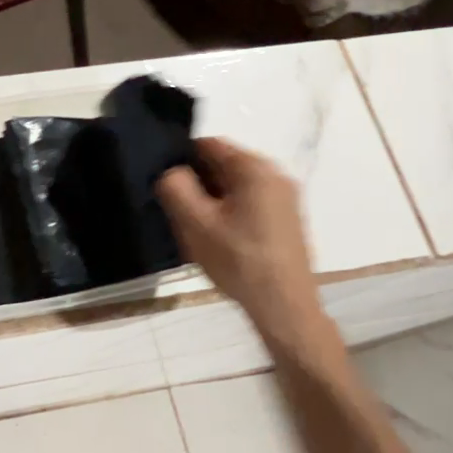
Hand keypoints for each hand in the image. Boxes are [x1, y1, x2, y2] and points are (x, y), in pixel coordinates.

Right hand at [158, 139, 321, 339]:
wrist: (285, 307)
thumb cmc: (238, 261)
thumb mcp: (195, 223)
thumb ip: (175, 187)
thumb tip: (170, 172)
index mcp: (255, 168)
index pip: (208, 145)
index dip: (181, 160)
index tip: (165, 186)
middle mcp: (275, 174)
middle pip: (223, 165)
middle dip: (198, 183)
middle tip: (178, 212)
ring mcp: (286, 198)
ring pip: (235, 187)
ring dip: (212, 201)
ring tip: (197, 230)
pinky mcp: (287, 219)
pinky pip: (250, 203)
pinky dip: (230, 214)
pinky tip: (220, 241)